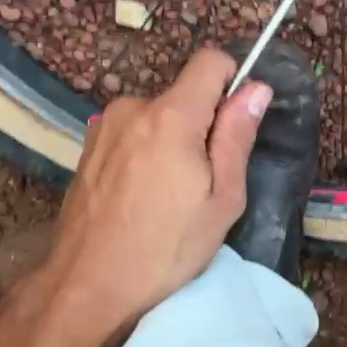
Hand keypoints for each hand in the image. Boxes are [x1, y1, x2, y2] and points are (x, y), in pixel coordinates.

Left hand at [6, 50, 271, 346]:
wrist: (89, 285)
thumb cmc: (168, 249)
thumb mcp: (222, 199)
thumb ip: (237, 137)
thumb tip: (257, 89)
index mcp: (170, 117)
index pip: (210, 61)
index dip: (234, 82)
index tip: (239, 122)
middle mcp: (132, 108)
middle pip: (185, 94)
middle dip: (204, 125)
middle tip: (206, 181)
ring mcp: (104, 126)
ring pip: (159, 117)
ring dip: (174, 142)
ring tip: (172, 196)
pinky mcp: (89, 147)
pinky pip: (135, 134)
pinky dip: (148, 154)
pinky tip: (145, 198)